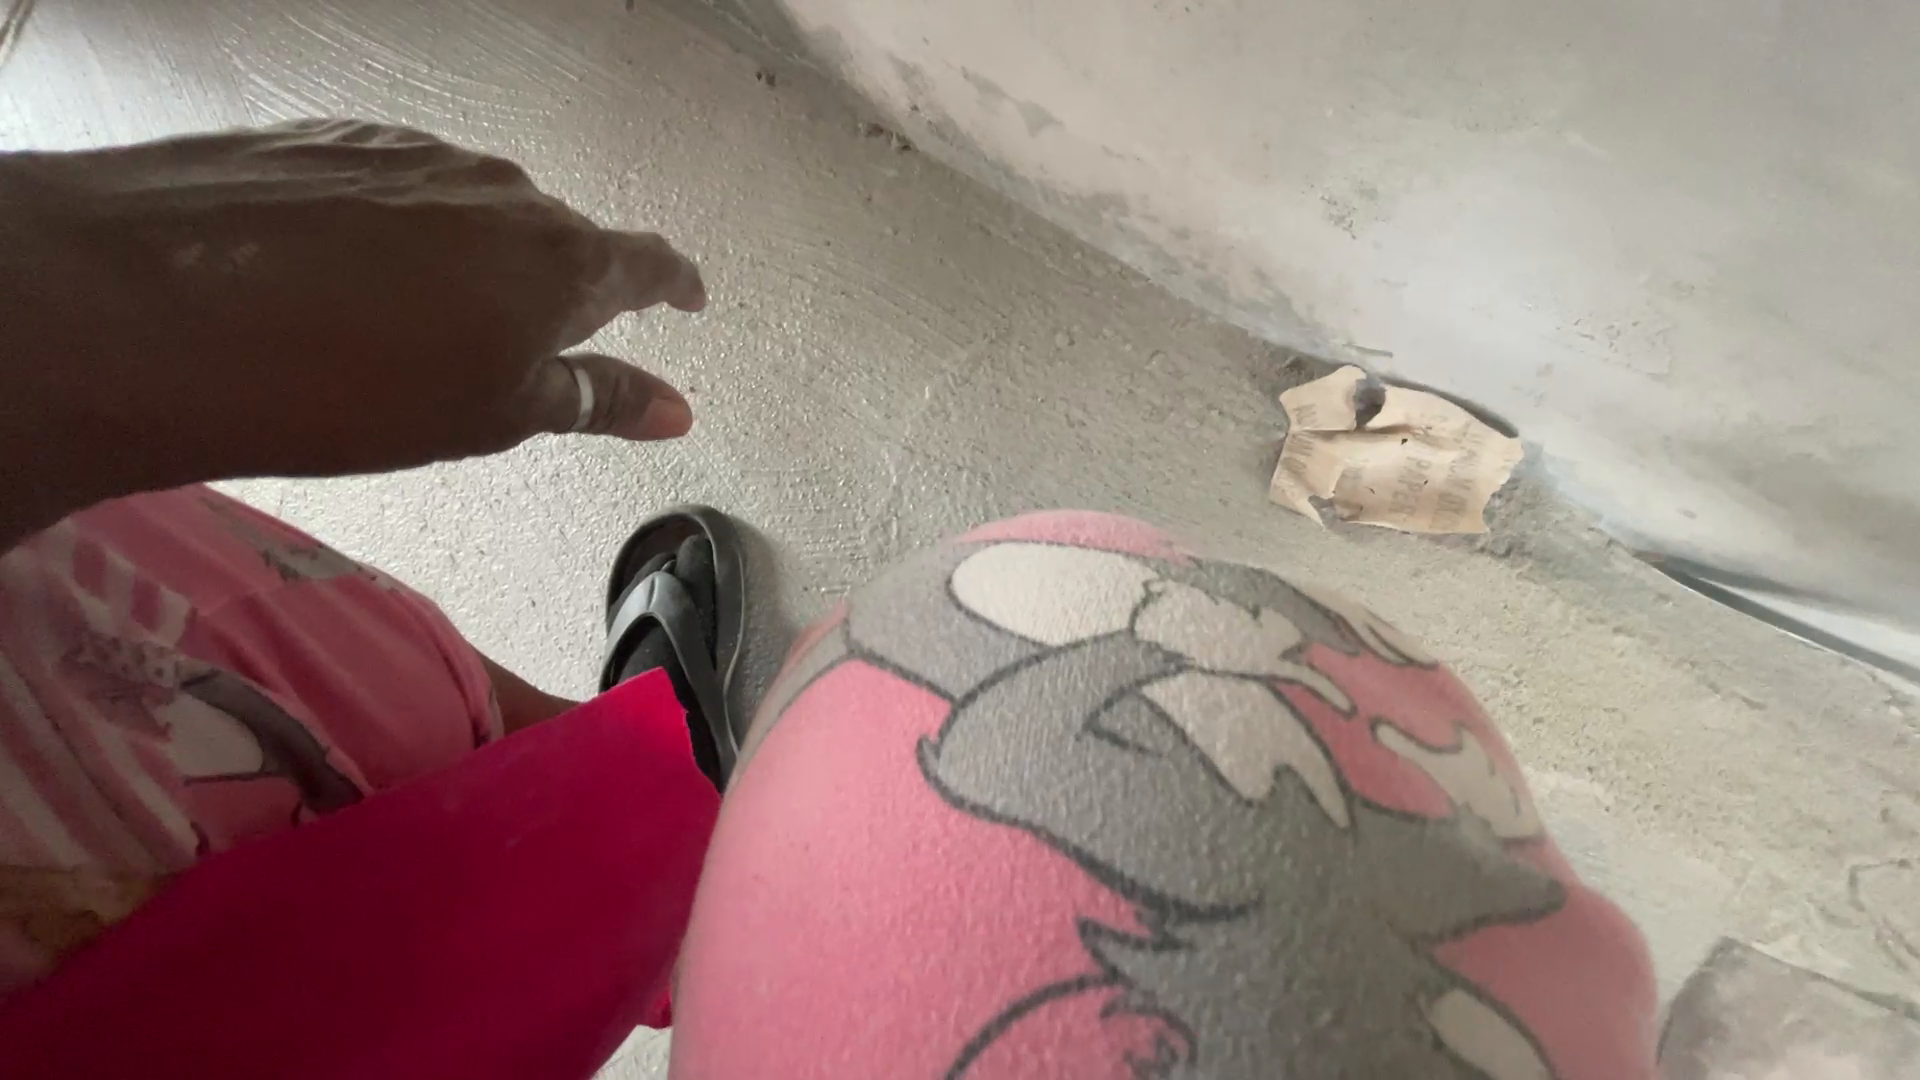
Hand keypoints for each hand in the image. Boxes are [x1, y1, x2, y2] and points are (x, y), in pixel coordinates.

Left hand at [0, 119, 705, 528]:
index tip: (690, 300)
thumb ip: (599, 399)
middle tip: (542, 341)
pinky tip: (372, 269)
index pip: (650, 264)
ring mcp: (416, 156)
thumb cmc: (363, 390)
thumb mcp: (501, 414)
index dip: (678, 283)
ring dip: (494, 258)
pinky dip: (423, 230)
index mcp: (561, 262)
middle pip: (566, 238)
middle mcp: (506, 191)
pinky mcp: (330, 140)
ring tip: (448, 314)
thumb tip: (679, 410)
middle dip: (572, 286)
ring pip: (488, 210)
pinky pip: (414, 188)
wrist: (135, 315)